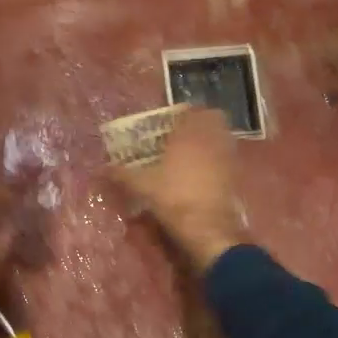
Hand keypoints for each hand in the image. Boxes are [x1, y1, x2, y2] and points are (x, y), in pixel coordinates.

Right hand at [113, 107, 247, 270]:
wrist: (208, 227)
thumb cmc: (174, 198)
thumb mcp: (143, 187)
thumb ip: (122, 175)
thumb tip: (100, 169)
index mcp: (190, 133)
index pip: (192, 110)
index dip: (183, 113)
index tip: (171, 121)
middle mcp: (212, 138)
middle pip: (214, 118)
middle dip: (201, 122)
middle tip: (184, 134)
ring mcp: (228, 156)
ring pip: (224, 136)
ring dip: (211, 139)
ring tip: (193, 153)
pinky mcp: (237, 174)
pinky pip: (229, 157)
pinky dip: (219, 160)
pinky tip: (205, 173)